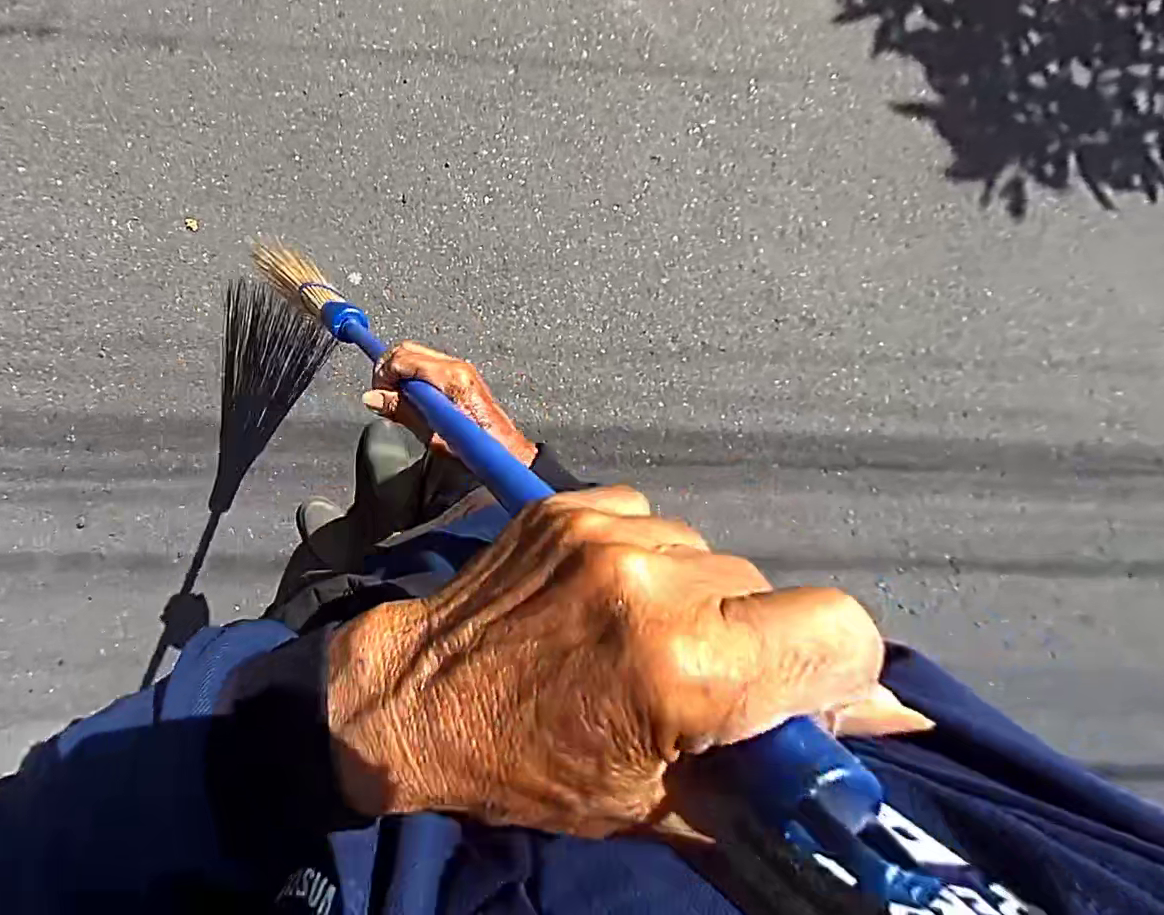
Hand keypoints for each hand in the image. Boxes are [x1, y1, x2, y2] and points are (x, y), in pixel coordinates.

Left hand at [323, 486, 930, 837]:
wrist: (418, 694)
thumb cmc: (532, 763)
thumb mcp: (671, 799)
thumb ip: (784, 758)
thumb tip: (889, 712)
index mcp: (688, 664)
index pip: (841, 628)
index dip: (822, 669)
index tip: (778, 692)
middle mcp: (645, 581)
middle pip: (764, 584)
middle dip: (744, 631)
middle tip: (685, 666)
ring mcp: (592, 533)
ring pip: (699, 546)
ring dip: (684, 585)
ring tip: (629, 625)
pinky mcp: (553, 509)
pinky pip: (639, 512)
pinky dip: (634, 545)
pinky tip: (596, 584)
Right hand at [361, 342, 537, 466]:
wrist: (505, 452)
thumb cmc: (478, 449)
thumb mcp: (431, 435)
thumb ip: (401, 411)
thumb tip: (373, 398)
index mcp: (450, 379)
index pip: (400, 358)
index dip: (383, 376)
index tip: (379, 395)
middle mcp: (456, 367)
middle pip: (405, 349)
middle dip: (387, 369)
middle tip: (384, 395)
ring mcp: (459, 368)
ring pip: (413, 353)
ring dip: (398, 372)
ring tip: (398, 398)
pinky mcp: (459, 374)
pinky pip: (424, 363)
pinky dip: (410, 375)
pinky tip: (413, 397)